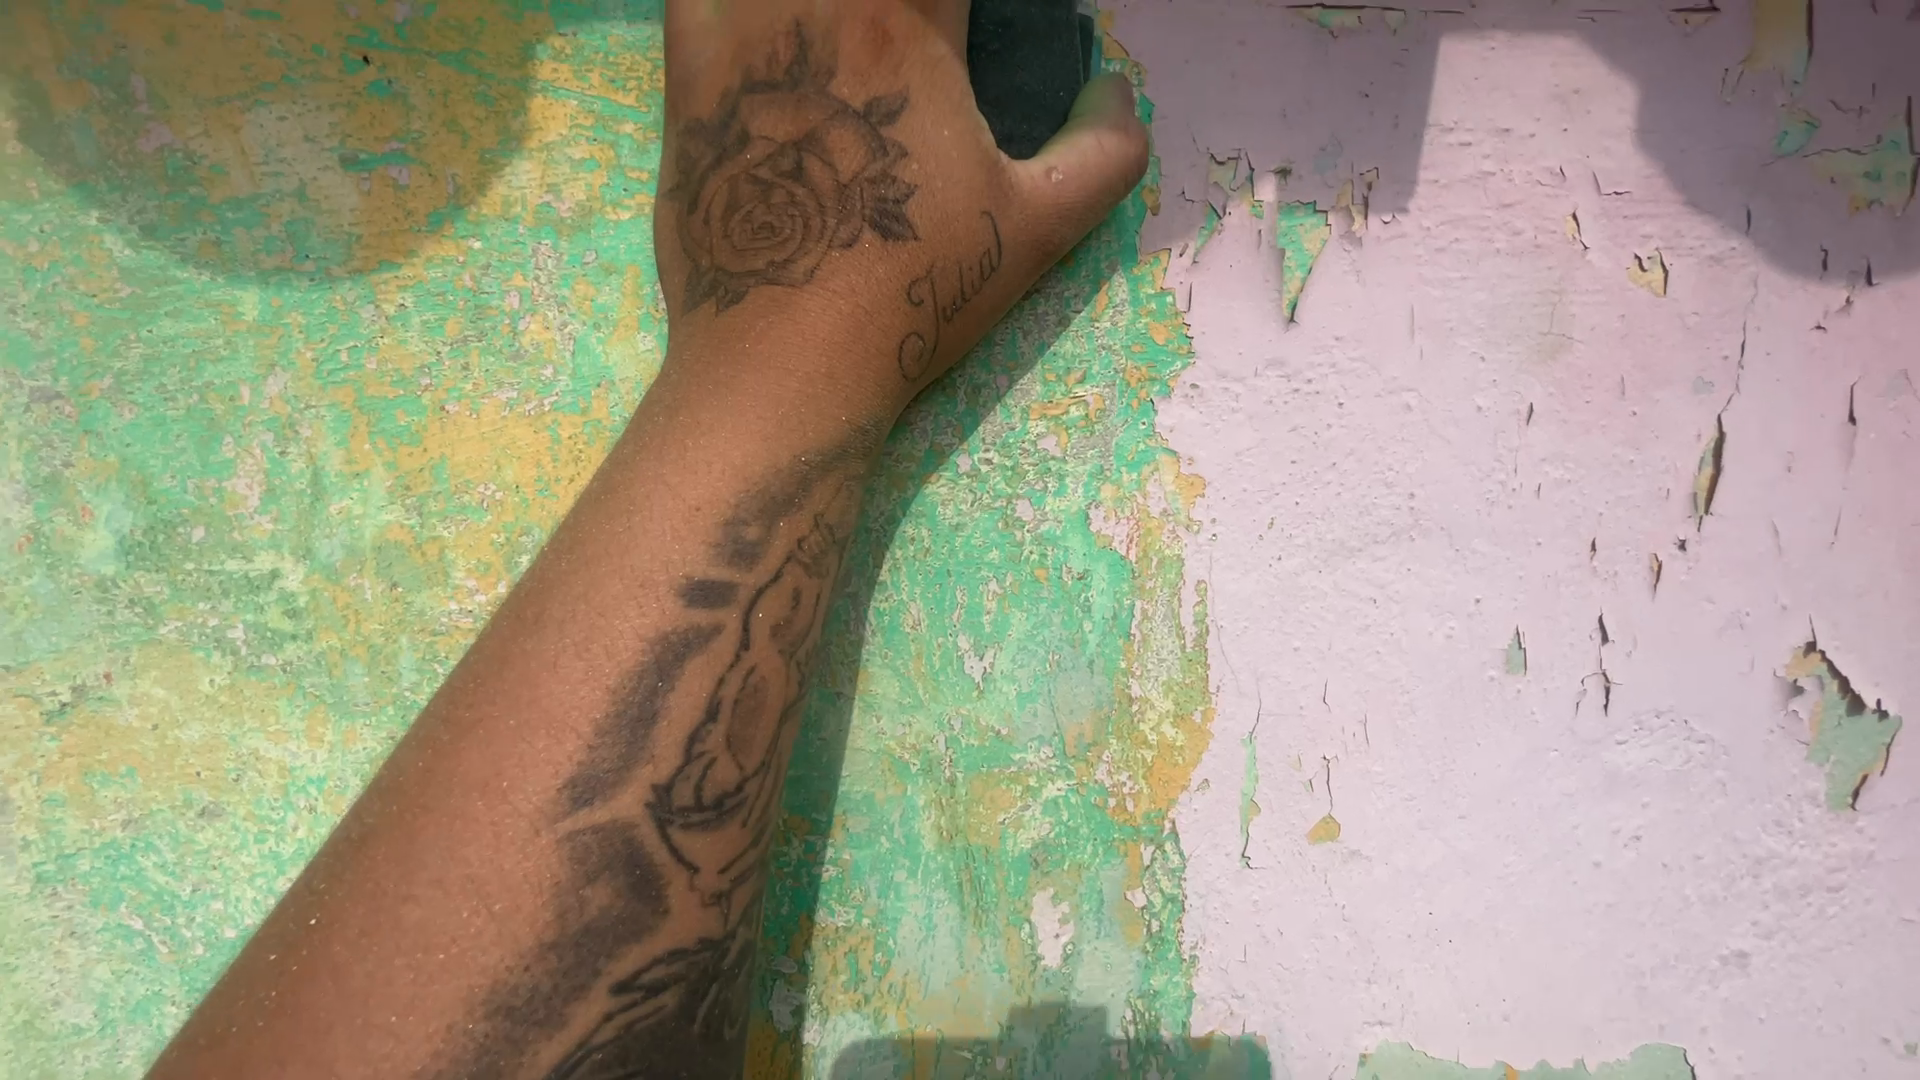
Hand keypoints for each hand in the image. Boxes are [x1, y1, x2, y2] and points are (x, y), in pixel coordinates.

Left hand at [653, 1, 1149, 423]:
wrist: (788, 365)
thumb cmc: (916, 294)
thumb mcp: (1037, 232)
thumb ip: (1103, 153)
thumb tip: (1115, 90)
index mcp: (904, 17)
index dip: (969, 12)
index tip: (978, 42)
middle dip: (911, 13)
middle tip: (929, 48)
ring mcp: (737, 31)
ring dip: (835, 15)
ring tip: (861, 51)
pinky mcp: (684, 76)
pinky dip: (744, 6)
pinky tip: (782, 45)